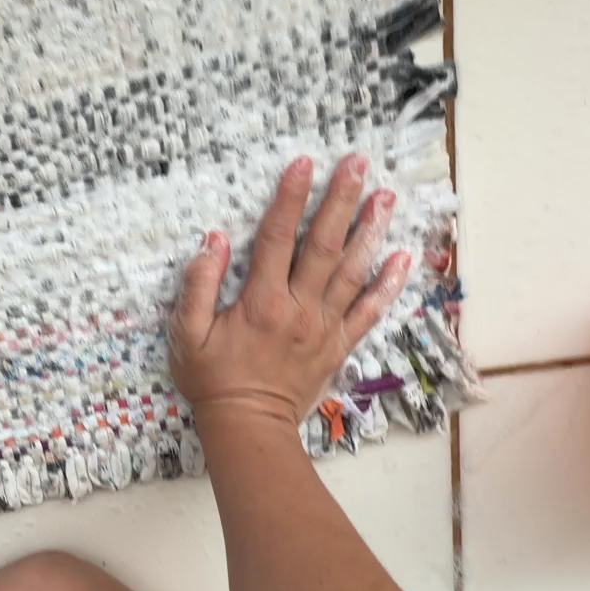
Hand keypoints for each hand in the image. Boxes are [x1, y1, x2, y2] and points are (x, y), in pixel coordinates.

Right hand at [170, 154, 412, 429]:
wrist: (248, 426)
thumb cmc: (211, 378)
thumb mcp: (187, 333)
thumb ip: (198, 286)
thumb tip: (213, 241)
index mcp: (262, 301)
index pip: (278, 237)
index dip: (290, 197)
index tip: (304, 164)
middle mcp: (299, 308)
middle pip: (325, 245)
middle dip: (342, 200)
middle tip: (359, 164)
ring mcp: (324, 327)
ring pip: (352, 271)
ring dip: (370, 231)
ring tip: (386, 197)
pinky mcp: (339, 345)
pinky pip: (369, 311)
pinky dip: (387, 284)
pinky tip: (402, 258)